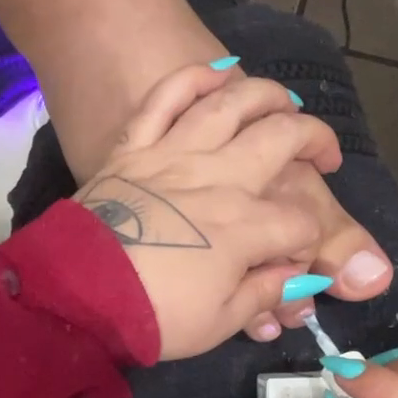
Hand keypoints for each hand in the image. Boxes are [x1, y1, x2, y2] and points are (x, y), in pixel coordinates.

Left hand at [76, 63, 361, 360]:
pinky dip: (192, 79)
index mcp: (245, 227)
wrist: (76, 297)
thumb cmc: (150, 317)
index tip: (293, 259)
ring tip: (283, 104)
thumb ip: (264, 295)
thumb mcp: (217, 325)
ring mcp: (174, 156)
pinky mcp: (132, 148)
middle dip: (314, 141)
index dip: (307, 241)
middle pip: (283, 139)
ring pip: (230, 104)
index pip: (300, 222)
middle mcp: (219, 178)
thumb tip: (298, 281)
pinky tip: (216, 72)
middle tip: (321, 155)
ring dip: (265, 96)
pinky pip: (166, 98)